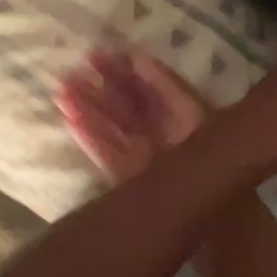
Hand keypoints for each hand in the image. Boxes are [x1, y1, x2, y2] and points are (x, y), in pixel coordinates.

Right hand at [55, 49, 209, 181]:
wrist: (216, 221)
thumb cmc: (209, 160)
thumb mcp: (192, 113)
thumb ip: (165, 84)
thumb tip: (136, 56)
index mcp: (179, 113)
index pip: (145, 86)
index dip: (121, 69)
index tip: (94, 55)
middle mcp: (159, 133)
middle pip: (124, 106)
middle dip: (97, 89)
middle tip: (69, 72)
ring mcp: (143, 158)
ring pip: (111, 128)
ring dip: (86, 109)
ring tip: (60, 93)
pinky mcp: (130, 181)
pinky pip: (106, 155)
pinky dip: (88, 138)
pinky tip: (69, 121)